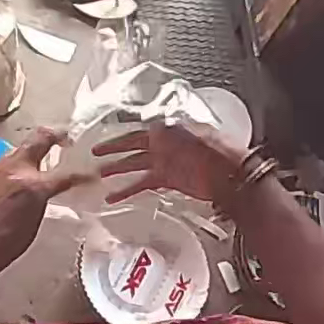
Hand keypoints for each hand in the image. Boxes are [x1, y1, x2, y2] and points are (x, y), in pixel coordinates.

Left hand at [0, 128, 91, 278]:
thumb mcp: (30, 229)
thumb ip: (40, 205)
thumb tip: (42, 198)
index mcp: (34, 186)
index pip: (67, 176)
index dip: (83, 176)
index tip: (91, 175)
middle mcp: (16, 170)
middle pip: (40, 139)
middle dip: (57, 135)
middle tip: (66, 138)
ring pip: (20, 149)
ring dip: (33, 150)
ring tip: (42, 158)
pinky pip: (6, 162)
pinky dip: (17, 164)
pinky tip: (19, 175)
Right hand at [92, 122, 248, 206]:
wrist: (229, 173)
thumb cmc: (213, 150)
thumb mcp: (189, 133)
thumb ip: (168, 131)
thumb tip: (152, 127)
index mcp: (166, 131)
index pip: (134, 135)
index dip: (116, 141)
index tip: (100, 145)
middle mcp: (162, 145)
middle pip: (131, 149)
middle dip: (113, 152)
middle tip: (95, 156)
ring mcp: (165, 163)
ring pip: (135, 166)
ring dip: (118, 170)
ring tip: (100, 176)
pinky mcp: (168, 179)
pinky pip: (143, 184)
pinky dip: (128, 190)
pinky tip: (115, 196)